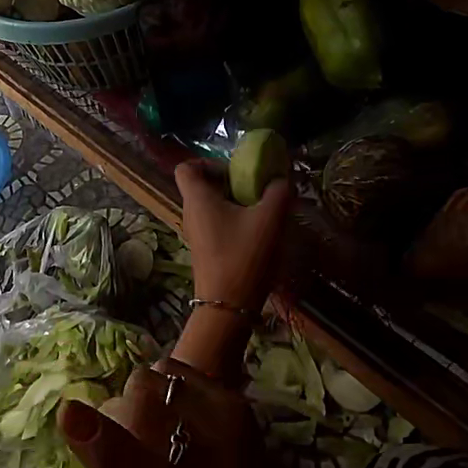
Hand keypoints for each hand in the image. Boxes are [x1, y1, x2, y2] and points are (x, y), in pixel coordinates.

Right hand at [60, 361, 366, 467]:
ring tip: (147, 443)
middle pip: (133, 412)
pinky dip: (154, 390)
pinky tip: (166, 422)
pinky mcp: (229, 396)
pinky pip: (165, 370)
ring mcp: (226, 423)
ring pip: (145, 384)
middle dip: (110, 428)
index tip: (68, 415)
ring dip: (131, 408)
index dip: (105, 447)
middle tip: (122, 463)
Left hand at [175, 160, 291, 311]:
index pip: (186, 167)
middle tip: (256, 191)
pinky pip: (216, 223)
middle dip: (230, 183)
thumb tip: (281, 179)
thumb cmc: (244, 255)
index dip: (208, 163)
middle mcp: (190, 212)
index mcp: (196, 198)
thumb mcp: (269, 219)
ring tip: (262, 211)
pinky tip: (258, 233)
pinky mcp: (204, 249)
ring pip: (211, 206)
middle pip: (202, 185)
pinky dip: (234, 221)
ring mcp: (195, 232)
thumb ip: (278, 192)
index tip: (236, 172)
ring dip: (236, 203)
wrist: (228, 304)